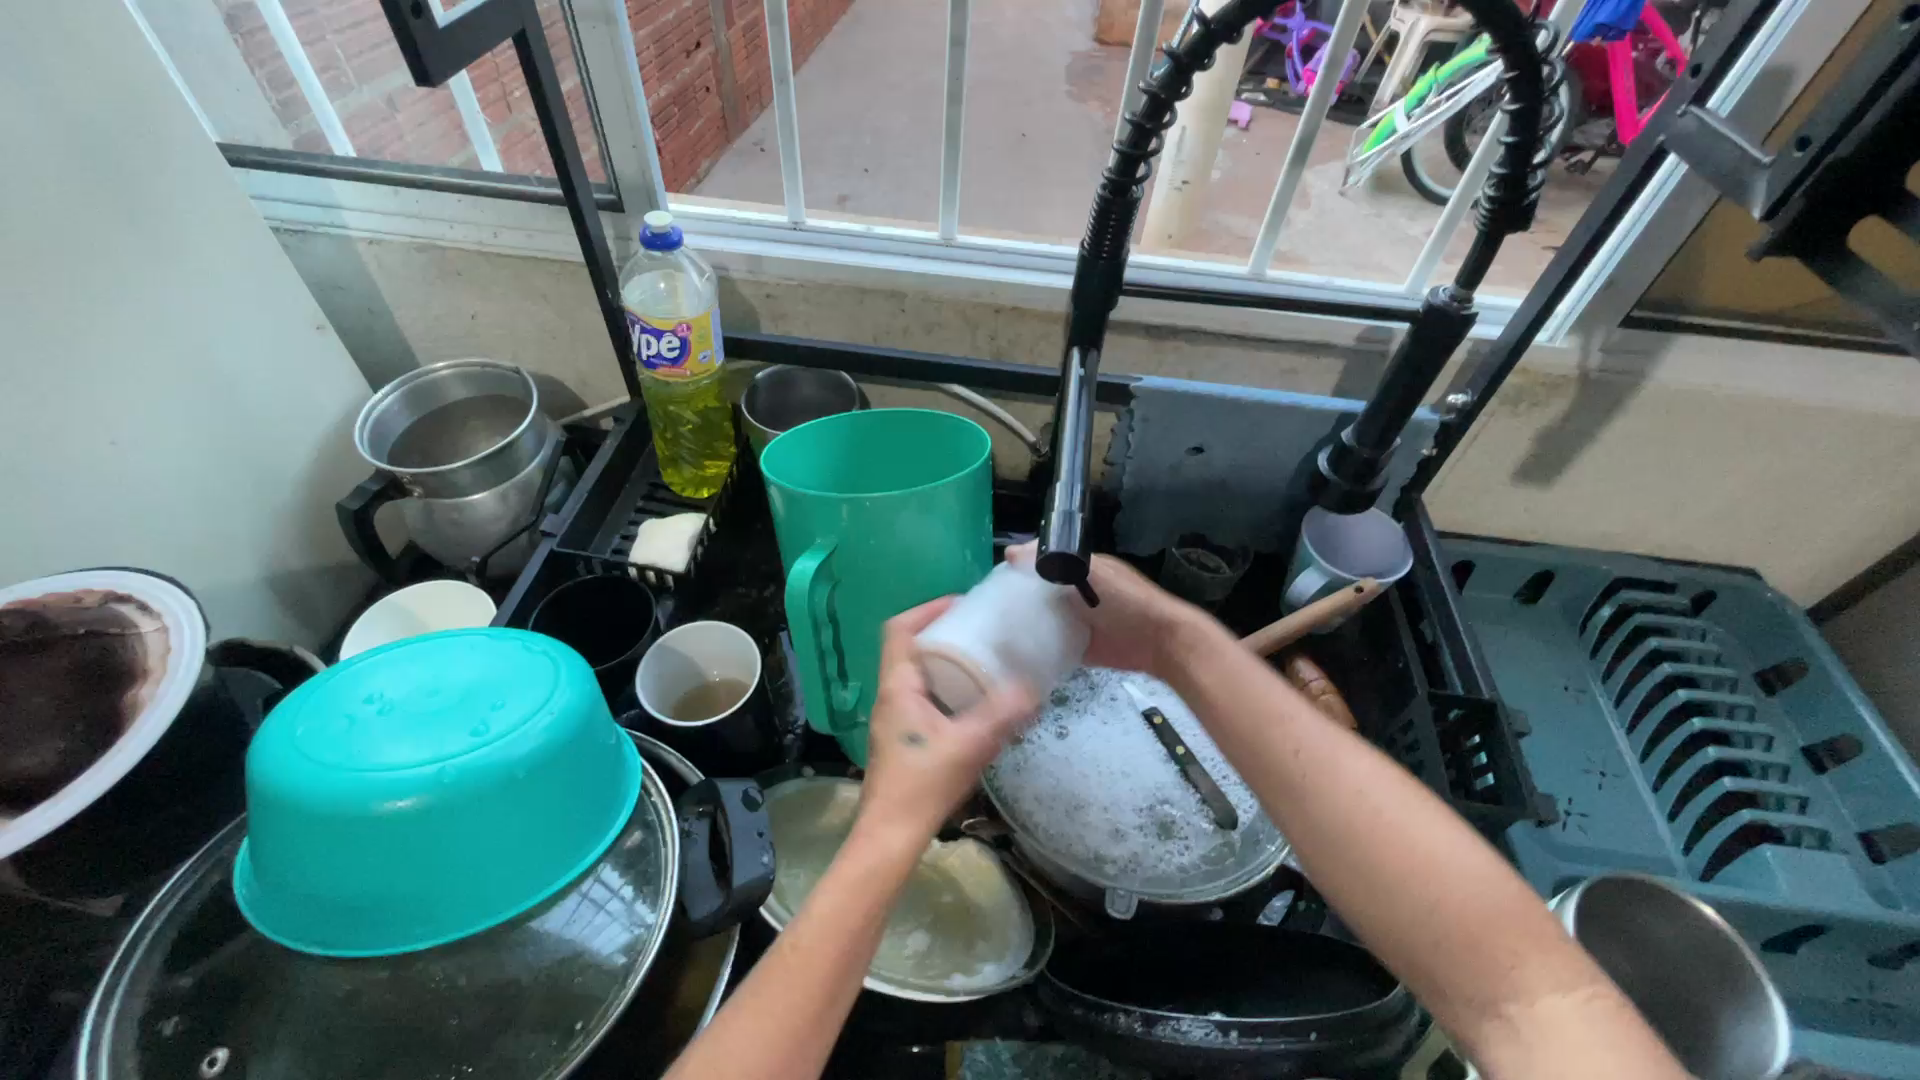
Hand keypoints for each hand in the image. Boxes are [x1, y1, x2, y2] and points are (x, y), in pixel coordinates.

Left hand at [856, 597, 1038, 845]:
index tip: (962, 605)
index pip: (900, 630)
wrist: (891, 835)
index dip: (928, 610)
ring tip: (984, 661)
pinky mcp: (903, 737)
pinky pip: (923, 697)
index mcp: (898, 687)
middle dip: (945, 634)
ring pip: (918, 674)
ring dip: (947, 663)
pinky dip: (947, 689)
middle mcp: (890, 695)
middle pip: (911, 648)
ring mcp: (894, 717)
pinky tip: (975, 704)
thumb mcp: (970, 745)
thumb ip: (1003, 715)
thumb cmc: (923, 785)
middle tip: (982, 631)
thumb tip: (1034, 690)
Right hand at [1006, 542, 1214, 677]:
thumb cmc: (1126, 600)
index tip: (992, 580)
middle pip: (1037, 594)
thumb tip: (1010, 553)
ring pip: (1042, 620)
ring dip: (1023, 625)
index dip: (1018, 569)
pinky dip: (1036, 648)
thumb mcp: (1090, 572)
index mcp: (1078, 570)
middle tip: (986, 609)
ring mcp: (1076, 621)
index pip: (1040, 564)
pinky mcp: (1078, 647)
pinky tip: (1014, 652)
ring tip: (993, 631)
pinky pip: (1051, 646)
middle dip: (1015, 599)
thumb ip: (1056, 561)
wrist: (1159, 641)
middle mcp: (1074, 594)